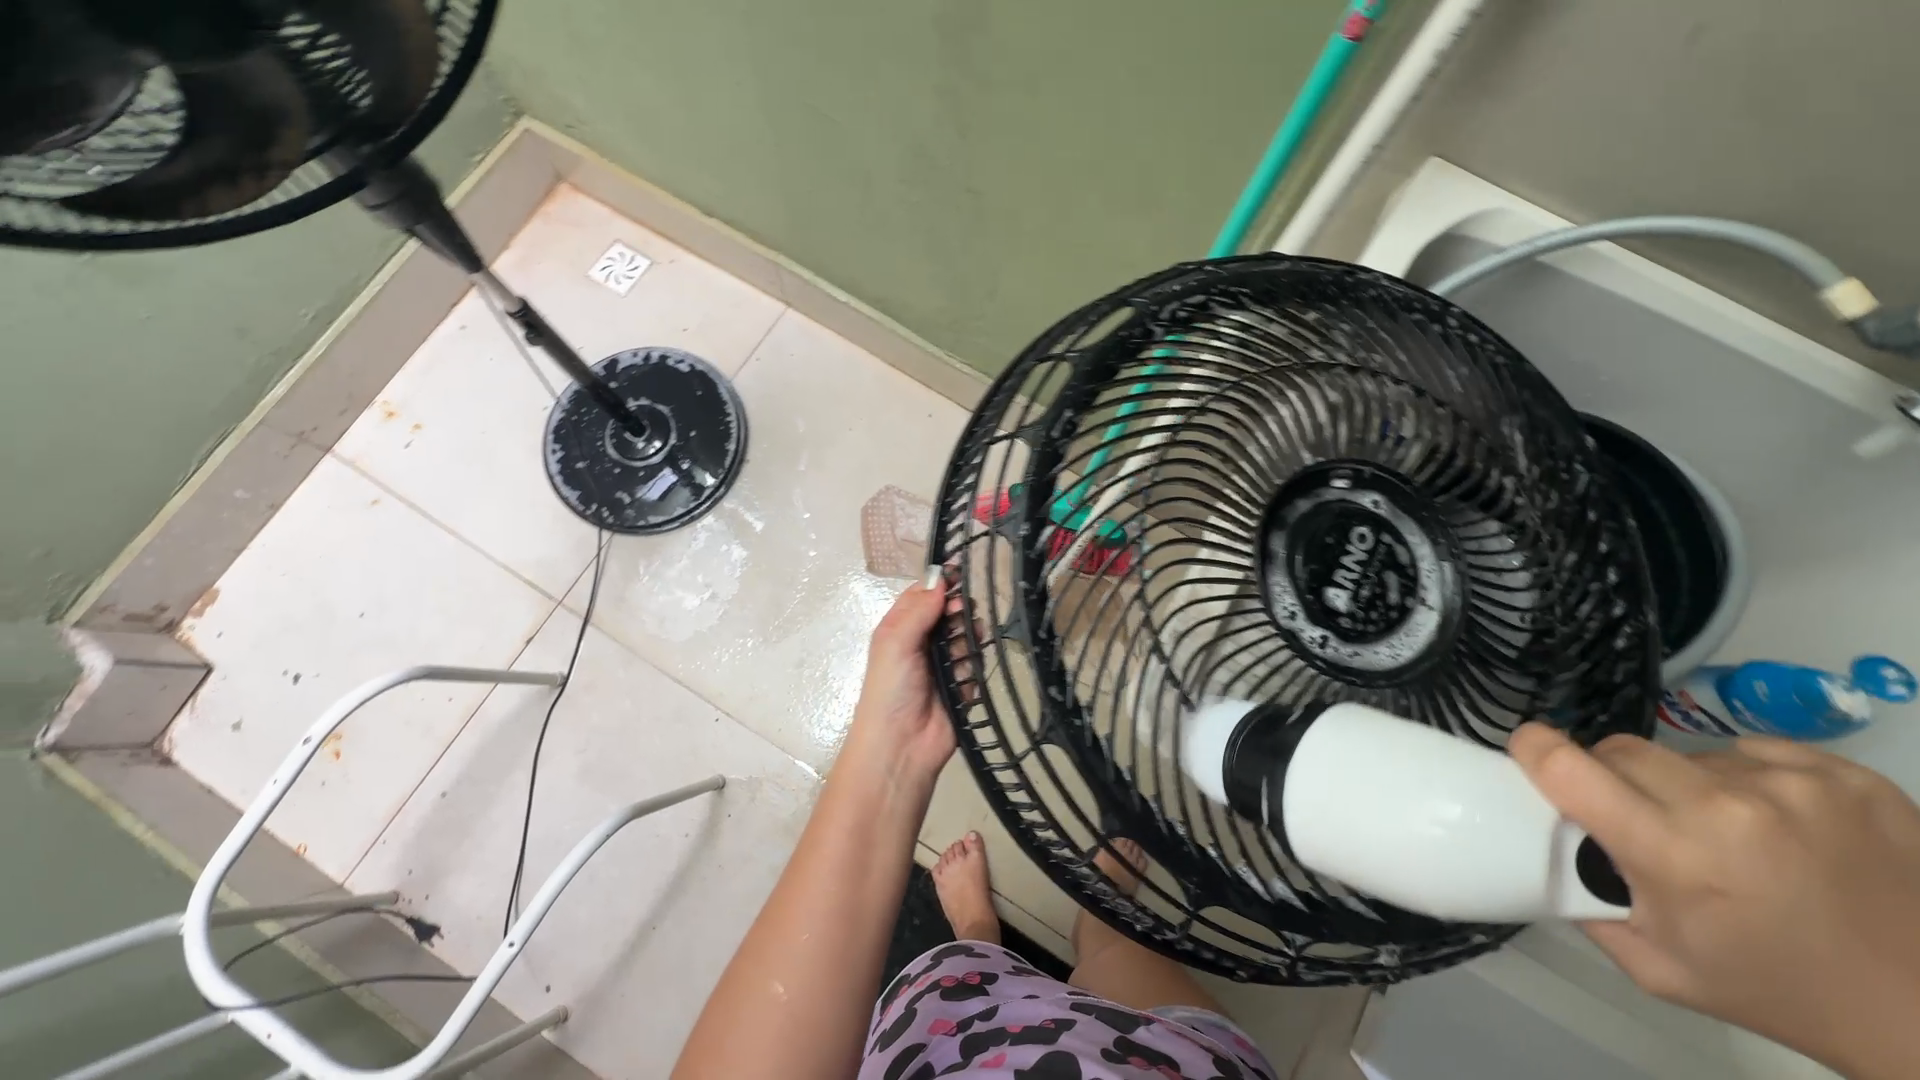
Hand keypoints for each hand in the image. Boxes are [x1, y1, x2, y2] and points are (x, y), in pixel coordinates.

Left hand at [837, 572, 964, 793]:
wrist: (902, 744)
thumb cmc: (891, 689)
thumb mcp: (896, 641)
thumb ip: (919, 610)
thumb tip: (941, 580)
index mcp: (899, 627)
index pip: (922, 594)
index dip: (940, 582)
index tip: (961, 570)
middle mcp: (921, 641)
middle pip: (949, 611)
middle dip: (958, 608)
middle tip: (962, 612)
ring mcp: (943, 662)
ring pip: (966, 634)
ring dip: (968, 634)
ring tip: (966, 643)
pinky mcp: (963, 683)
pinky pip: (976, 662)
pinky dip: (974, 662)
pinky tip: (967, 670)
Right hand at [1509, 724, 1919, 1079]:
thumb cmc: (1773, 990)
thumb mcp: (1654, 965)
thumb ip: (1585, 900)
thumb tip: (1552, 843)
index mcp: (1672, 852)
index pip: (1565, 764)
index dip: (1534, 750)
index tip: (1529, 755)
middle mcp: (1727, 803)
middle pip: (1620, 750)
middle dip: (1611, 778)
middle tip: (1637, 820)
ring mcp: (1795, 783)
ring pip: (1687, 753)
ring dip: (1685, 784)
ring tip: (1724, 834)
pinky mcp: (1847, 774)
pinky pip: (1754, 752)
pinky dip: (1748, 779)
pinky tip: (1776, 824)